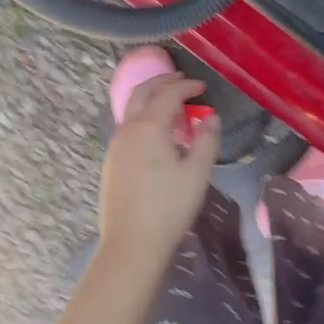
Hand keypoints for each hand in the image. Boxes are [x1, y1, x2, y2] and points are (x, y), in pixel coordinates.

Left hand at [97, 73, 220, 270]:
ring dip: (151, 98)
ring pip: (131, 108)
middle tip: (181, 80)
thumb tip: (211, 117)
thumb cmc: (169, 207)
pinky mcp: (111, 161)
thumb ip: (207, 140)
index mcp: (149, 126)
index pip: (168, 94)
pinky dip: (143, 116)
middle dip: (162, 81)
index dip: (186, 86)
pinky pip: (128, 126)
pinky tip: (156, 133)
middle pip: (142, 92)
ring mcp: (116, 145)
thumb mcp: (197, 173)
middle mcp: (128, 128)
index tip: (203, 86)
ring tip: (171, 104)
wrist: (131, 243)